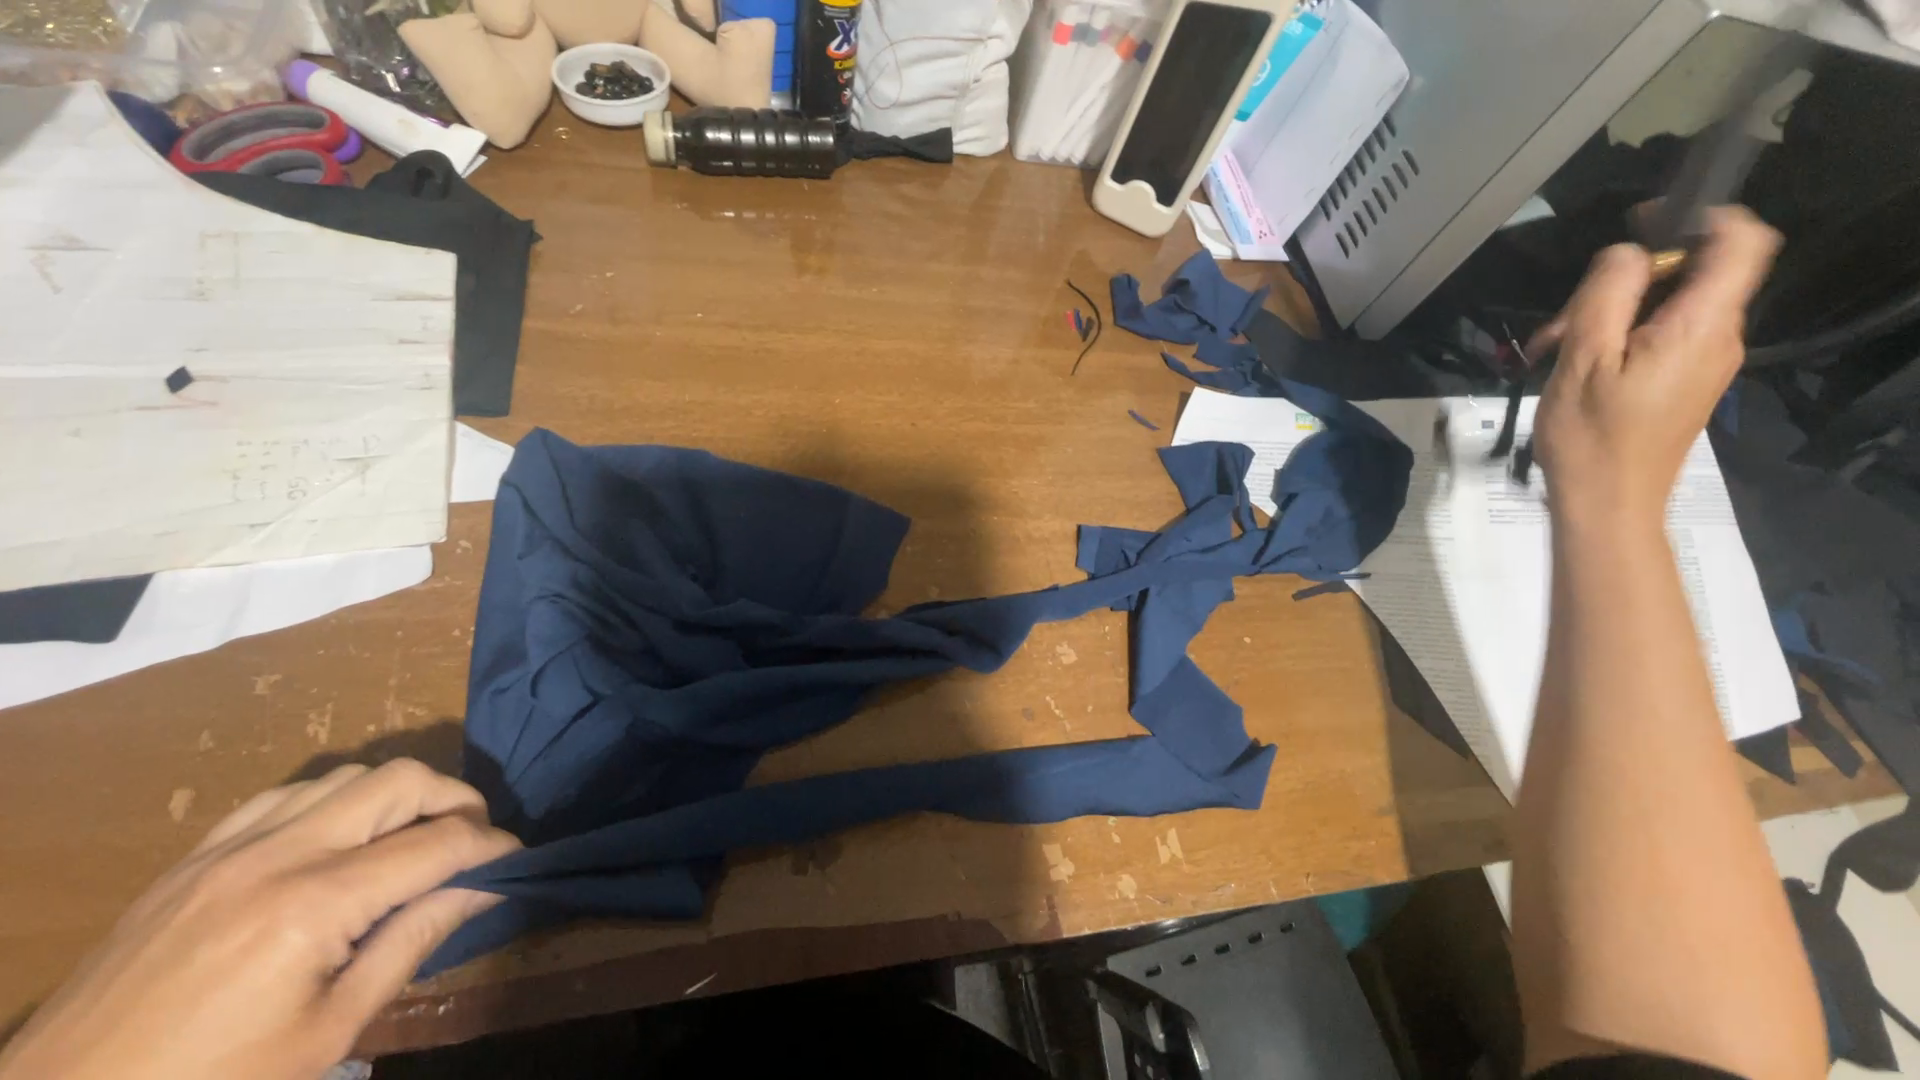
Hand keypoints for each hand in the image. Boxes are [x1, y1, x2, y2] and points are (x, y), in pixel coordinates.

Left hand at [0, 760, 518, 1079]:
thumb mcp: (330, 1029)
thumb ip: (413, 942)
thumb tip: (485, 888)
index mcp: (315, 905)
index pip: (439, 843)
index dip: (493, 846)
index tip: (516, 858)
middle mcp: (278, 853)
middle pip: (399, 781)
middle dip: (456, 799)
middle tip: (472, 840)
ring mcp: (230, 846)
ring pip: (347, 774)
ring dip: (396, 796)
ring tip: (411, 837)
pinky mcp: (195, 853)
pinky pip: (286, 793)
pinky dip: (334, 801)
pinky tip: (338, 839)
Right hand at [1529, 206, 1779, 528]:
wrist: (1607, 504)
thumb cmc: (1593, 436)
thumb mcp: (1585, 359)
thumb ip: (1608, 294)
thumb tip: (1627, 254)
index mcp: (1702, 325)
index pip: (1741, 241)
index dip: (1702, 217)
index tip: (1644, 225)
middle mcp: (1719, 336)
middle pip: (1691, 274)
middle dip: (1626, 280)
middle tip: (1563, 319)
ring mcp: (1704, 361)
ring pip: (1667, 307)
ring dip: (1610, 313)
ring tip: (1556, 347)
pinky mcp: (1685, 381)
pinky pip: (1659, 336)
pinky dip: (1617, 337)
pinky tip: (1575, 364)